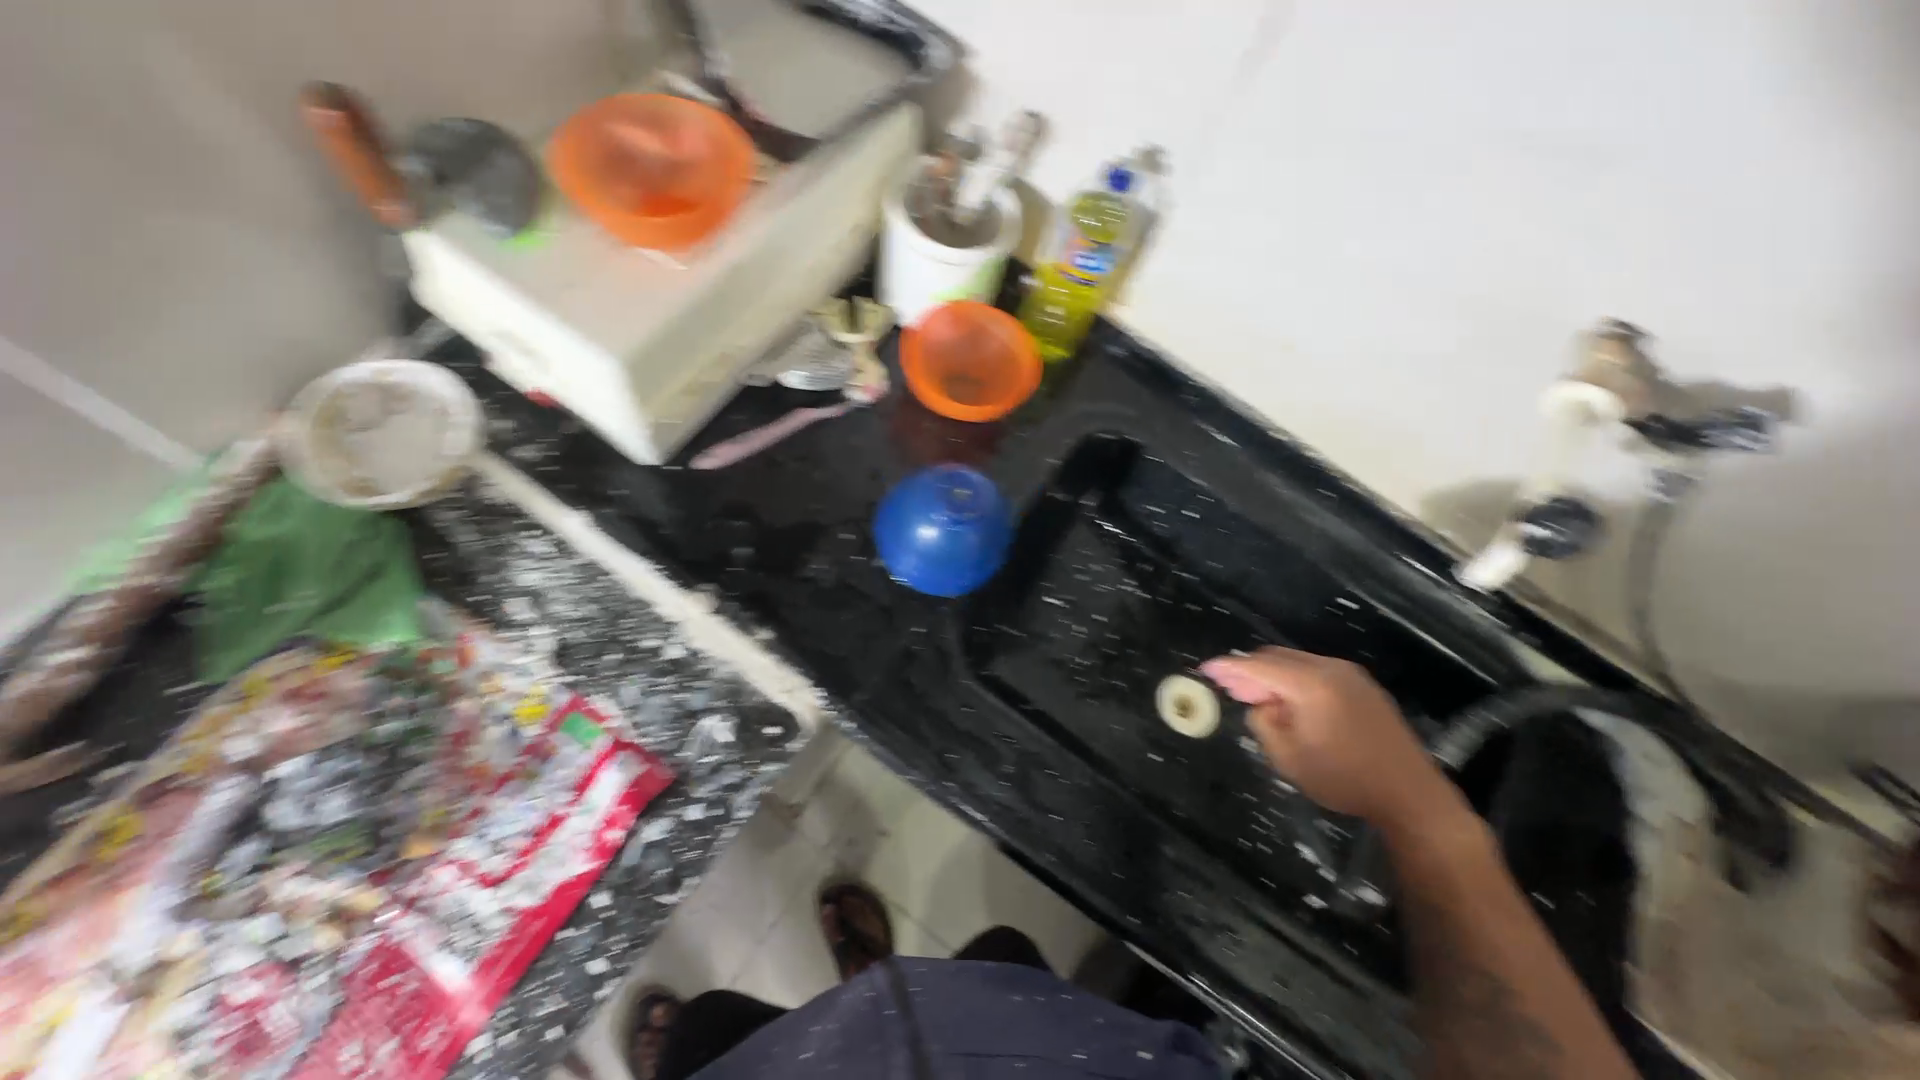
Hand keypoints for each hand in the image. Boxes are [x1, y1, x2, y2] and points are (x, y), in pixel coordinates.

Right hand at [1200, 646, 1460, 832]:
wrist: (1408, 792)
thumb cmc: (1344, 779)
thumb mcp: (1289, 758)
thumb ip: (1264, 724)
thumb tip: (1260, 705)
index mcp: (1309, 684)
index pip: (1257, 666)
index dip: (1228, 667)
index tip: (1206, 669)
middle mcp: (1330, 669)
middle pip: (1277, 657)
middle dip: (1249, 670)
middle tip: (1228, 688)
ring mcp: (1350, 675)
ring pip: (1297, 663)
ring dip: (1273, 675)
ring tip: (1256, 697)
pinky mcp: (1363, 686)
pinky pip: (1316, 671)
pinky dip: (1295, 680)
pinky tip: (1289, 702)